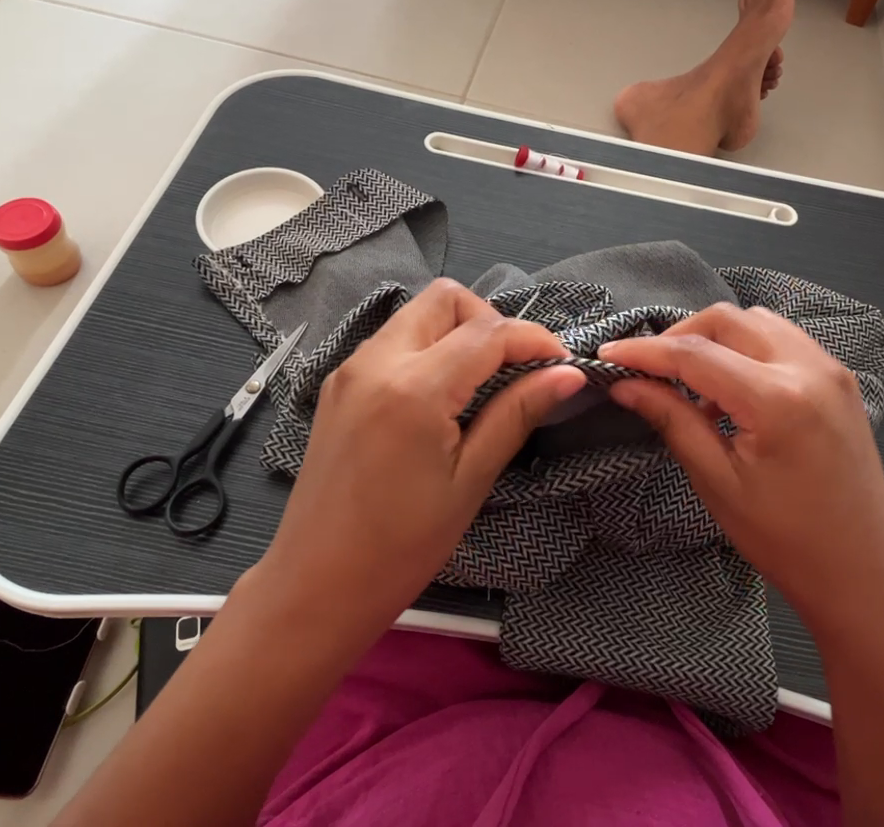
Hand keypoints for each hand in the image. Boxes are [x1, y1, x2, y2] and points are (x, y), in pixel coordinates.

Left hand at [259, 279, 585, 632]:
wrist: (317, 584)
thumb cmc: (402, 546)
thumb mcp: (471, 480)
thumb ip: (517, 413)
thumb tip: (567, 374)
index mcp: (413, 388)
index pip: (488, 332)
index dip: (534, 340)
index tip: (563, 365)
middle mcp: (376, 361)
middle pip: (445, 298)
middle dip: (491, 321)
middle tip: (515, 368)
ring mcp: (350, 369)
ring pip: (417, 314)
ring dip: (458, 331)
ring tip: (483, 383)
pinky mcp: (338, 384)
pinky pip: (393, 341)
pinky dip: (428, 348)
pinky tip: (443, 394)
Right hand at [599, 304, 883, 632]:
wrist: (861, 571)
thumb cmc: (785, 539)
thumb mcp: (717, 481)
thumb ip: (672, 419)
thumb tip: (627, 384)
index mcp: (777, 399)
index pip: (694, 354)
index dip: (644, 351)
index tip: (608, 355)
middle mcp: (809, 368)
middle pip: (726, 320)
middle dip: (679, 336)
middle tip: (648, 369)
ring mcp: (831, 369)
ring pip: (756, 321)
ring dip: (715, 338)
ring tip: (690, 380)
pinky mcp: (840, 379)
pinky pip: (783, 339)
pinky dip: (747, 348)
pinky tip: (731, 388)